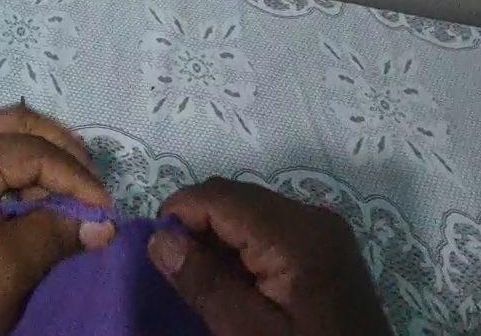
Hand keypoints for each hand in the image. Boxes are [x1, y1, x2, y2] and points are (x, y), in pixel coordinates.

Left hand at [0, 106, 117, 335]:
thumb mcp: (7, 269)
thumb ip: (56, 233)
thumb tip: (104, 223)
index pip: (31, 150)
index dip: (75, 177)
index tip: (108, 211)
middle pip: (16, 126)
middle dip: (60, 150)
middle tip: (93, 186)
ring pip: (3, 142)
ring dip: (42, 162)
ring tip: (75, 198)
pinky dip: (21, 178)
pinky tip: (43, 205)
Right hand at [149, 178, 391, 335]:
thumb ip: (205, 283)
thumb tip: (158, 237)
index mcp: (296, 233)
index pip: (218, 196)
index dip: (179, 214)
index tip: (155, 252)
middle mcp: (312, 216)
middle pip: (233, 197)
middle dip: (197, 225)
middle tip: (177, 273)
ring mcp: (323, 231)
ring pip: (248, 210)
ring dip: (218, 236)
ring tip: (204, 282)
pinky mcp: (325, 249)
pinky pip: (269, 228)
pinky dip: (243, 247)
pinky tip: (236, 284)